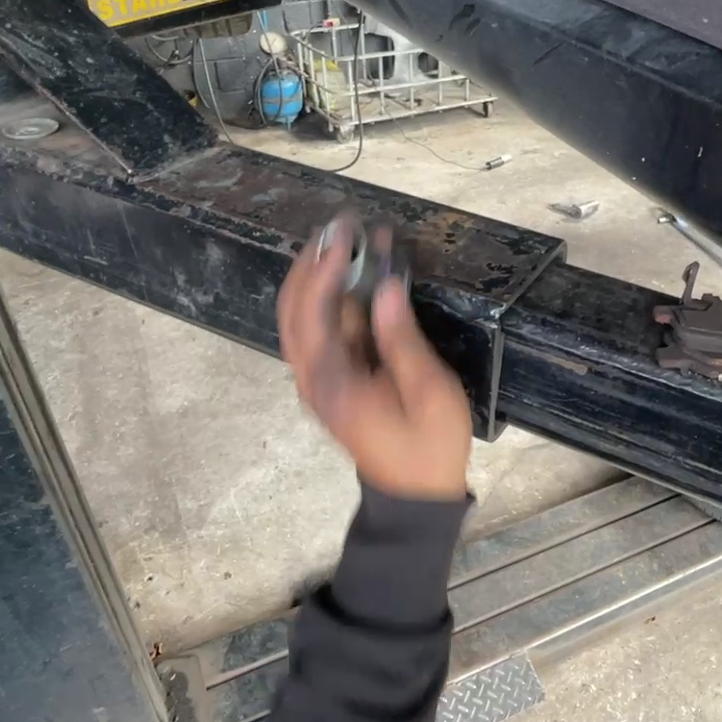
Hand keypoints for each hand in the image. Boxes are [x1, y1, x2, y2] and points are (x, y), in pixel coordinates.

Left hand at [276, 217, 472, 498]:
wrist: (415, 494)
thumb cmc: (427, 445)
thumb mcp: (427, 393)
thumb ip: (401, 339)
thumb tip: (386, 288)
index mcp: (333, 382)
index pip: (313, 314)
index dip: (325, 270)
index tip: (346, 236)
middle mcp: (313, 379)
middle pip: (293, 311)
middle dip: (311, 264)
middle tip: (339, 227)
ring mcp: (318, 381)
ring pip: (302, 319)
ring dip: (316, 277)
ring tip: (342, 241)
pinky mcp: (332, 381)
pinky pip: (319, 331)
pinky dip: (329, 299)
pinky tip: (352, 277)